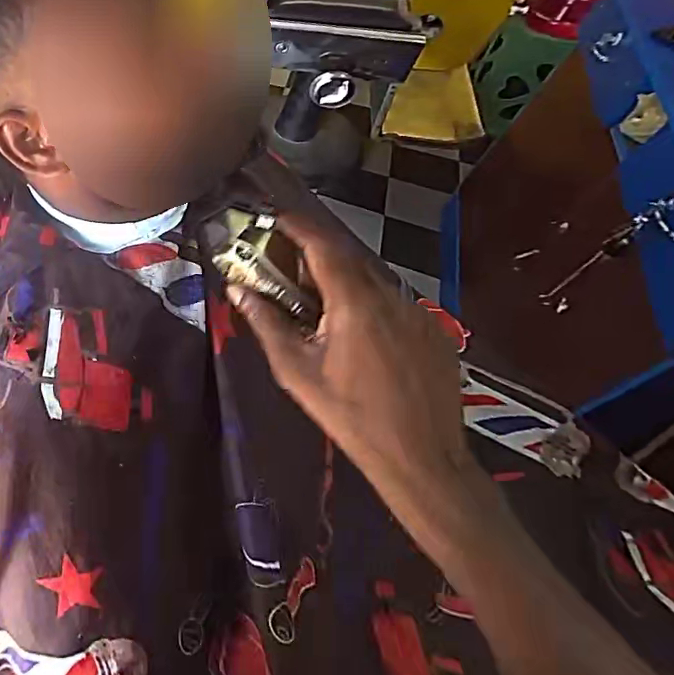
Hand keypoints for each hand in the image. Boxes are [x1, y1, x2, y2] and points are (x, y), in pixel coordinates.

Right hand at [224, 197, 479, 497]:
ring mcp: (418, 314)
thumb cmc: (349, 414)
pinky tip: (357, 335)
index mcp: (354, 303)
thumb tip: (237, 290)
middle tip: (285, 267)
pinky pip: (393, 303)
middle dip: (314, 255)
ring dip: (341, 282)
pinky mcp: (435, 331)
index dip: (297, 225)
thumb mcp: (296, 370)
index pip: (323, 247)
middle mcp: (390, 298)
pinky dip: (367, 303)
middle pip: (347, 259)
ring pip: (371, 281)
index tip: (275, 215)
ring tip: (318, 307)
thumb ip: (266, 323)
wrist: (422, 459)